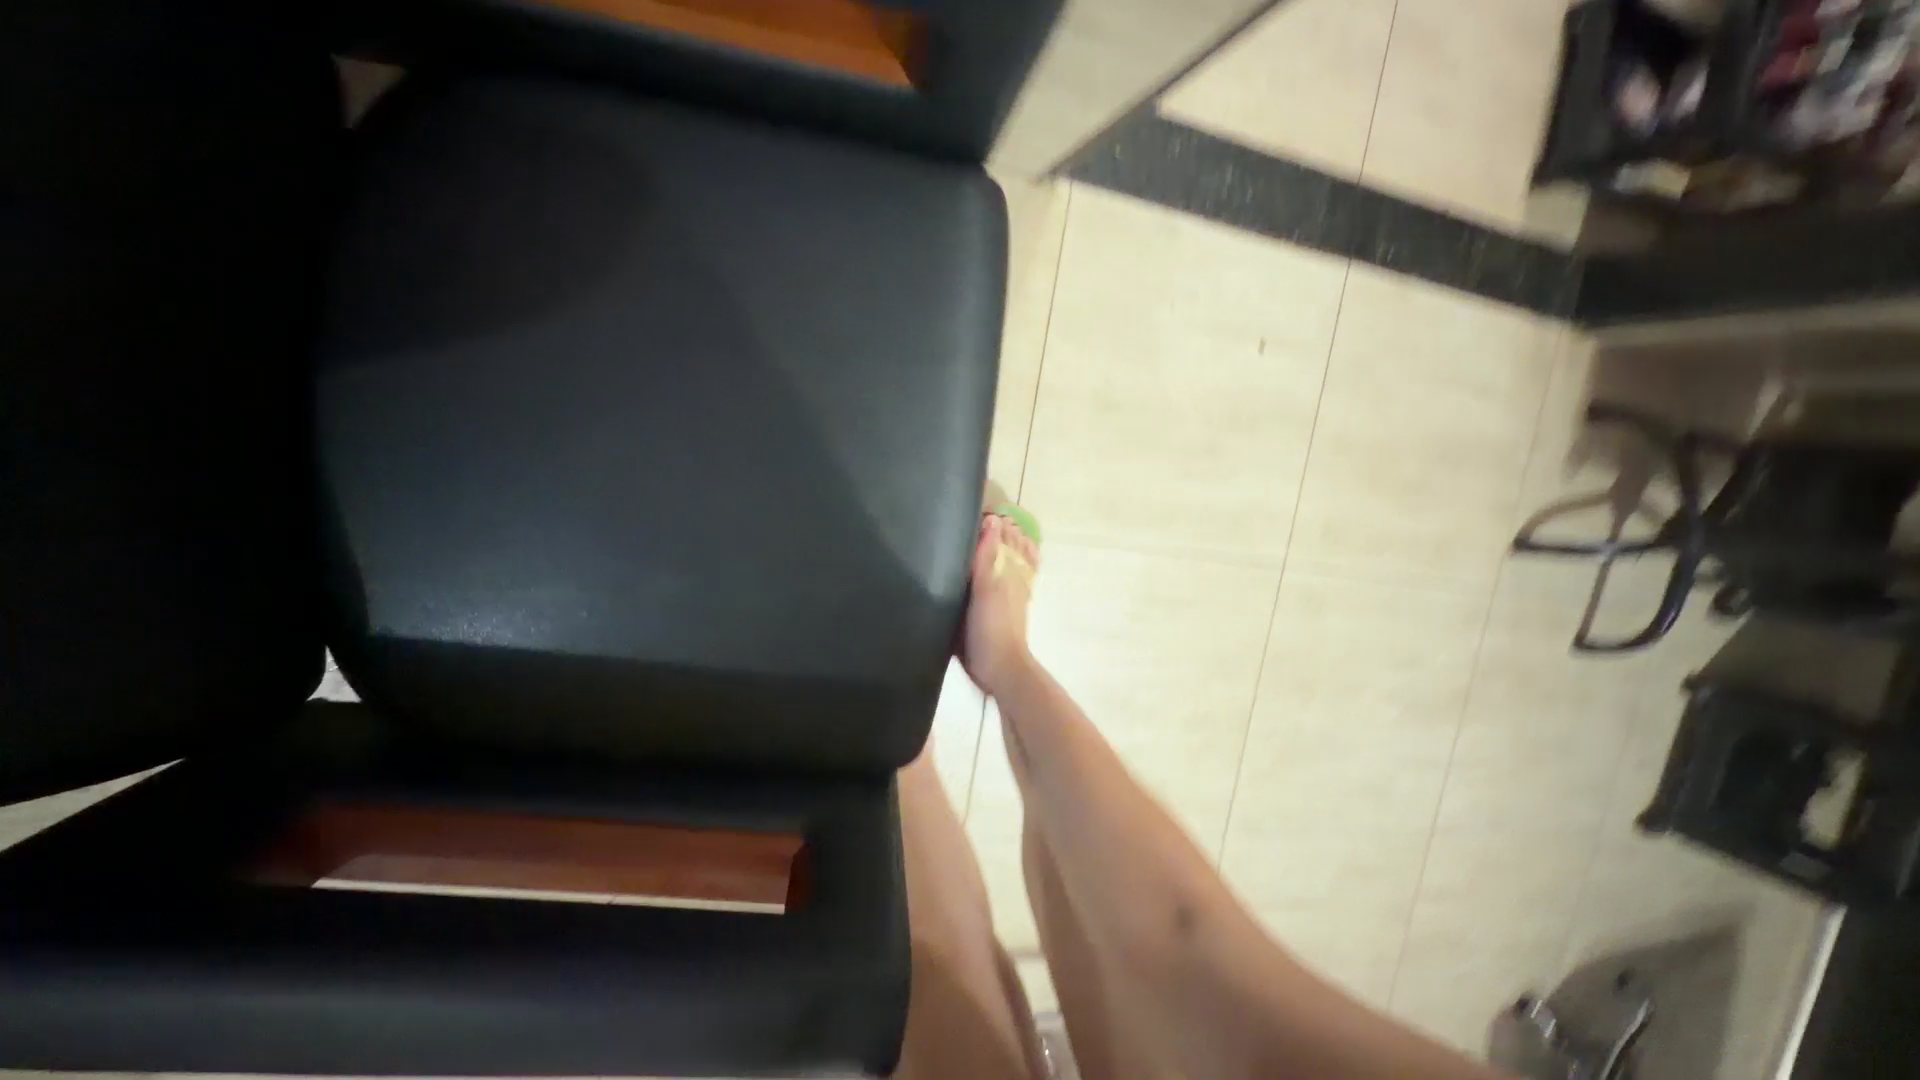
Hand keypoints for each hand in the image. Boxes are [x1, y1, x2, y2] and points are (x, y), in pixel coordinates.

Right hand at [959, 513, 1039, 696]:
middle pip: (1006, 549)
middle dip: (995, 533)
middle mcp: (1011, 579)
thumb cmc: (992, 627)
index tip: (974, 509)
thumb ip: (988, 557)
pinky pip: (992, 587)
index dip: (994, 522)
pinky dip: (986, 576)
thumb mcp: (987, 589)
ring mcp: (1005, 597)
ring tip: (976, 539)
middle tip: (972, 519)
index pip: (1006, 537)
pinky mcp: (994, 613)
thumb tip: (993, 521)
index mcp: (1011, 570)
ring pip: (1003, 566)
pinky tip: (973, 576)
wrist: (999, 669)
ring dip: (994, 551)